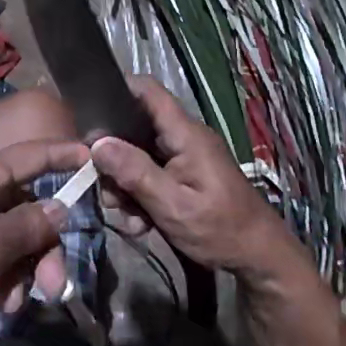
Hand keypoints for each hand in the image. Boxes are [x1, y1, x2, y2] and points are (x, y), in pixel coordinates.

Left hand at [0, 138, 89, 341]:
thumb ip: (33, 224)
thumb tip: (61, 209)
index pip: (33, 155)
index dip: (66, 155)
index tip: (97, 159)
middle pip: (29, 208)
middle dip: (46, 245)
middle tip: (56, 283)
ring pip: (14, 238)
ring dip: (26, 269)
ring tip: (21, 303)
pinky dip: (2, 279)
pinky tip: (1, 306)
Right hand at [90, 77, 304, 282]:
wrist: (257, 253)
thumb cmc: (219, 228)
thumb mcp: (172, 205)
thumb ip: (135, 173)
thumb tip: (98, 143)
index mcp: (186, 134)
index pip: (149, 91)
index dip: (118, 91)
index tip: (88, 115)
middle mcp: (186, 138)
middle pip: (137, 129)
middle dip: (114, 159)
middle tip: (106, 193)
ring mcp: (187, 157)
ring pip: (141, 157)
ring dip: (127, 186)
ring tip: (129, 217)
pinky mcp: (187, 176)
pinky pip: (154, 176)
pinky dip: (142, 197)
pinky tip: (142, 225)